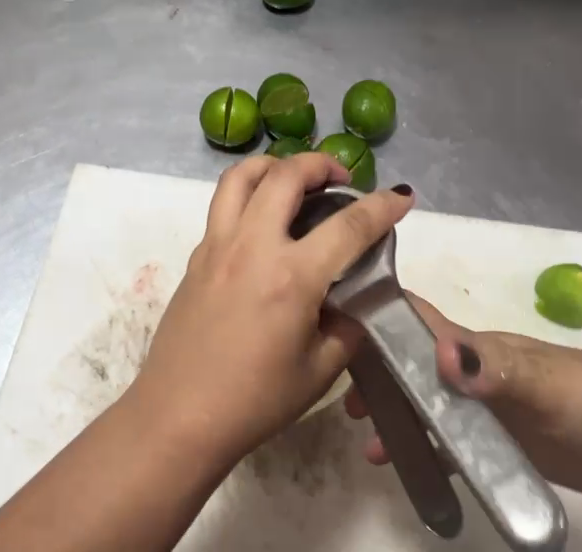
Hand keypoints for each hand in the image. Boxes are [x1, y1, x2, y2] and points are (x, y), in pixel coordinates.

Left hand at [125, 154, 413, 465]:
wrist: (178, 417)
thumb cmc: (254, 401)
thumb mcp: (319, 372)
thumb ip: (346, 329)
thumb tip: (353, 303)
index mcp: (292, 277)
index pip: (349, 226)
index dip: (382, 206)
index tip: (402, 196)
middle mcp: (253, 246)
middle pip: (286, 175)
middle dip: (320, 163)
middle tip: (340, 179)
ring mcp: (218, 246)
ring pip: (241, 176)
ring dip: (274, 165)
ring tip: (294, 180)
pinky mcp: (196, 256)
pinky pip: (223, 205)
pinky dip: (248, 194)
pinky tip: (263, 222)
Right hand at [345, 295, 581, 497]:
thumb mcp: (543, 384)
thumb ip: (493, 368)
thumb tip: (439, 351)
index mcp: (476, 344)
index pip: (418, 320)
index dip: (378, 316)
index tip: (334, 324)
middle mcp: (472, 369)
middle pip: (412, 364)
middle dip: (376, 374)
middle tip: (343, 400)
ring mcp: (485, 405)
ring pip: (427, 403)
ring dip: (395, 414)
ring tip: (367, 438)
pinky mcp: (499, 441)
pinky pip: (450, 441)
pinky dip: (424, 447)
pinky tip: (405, 464)